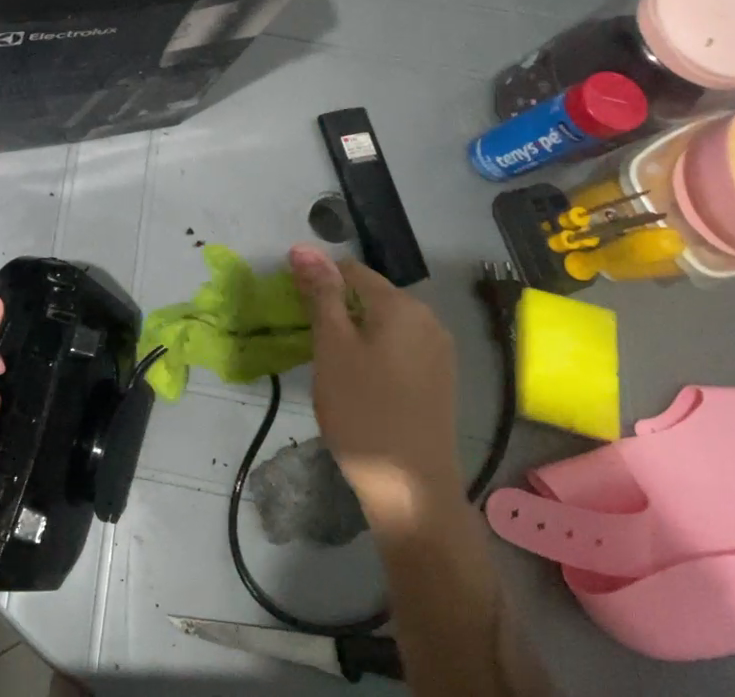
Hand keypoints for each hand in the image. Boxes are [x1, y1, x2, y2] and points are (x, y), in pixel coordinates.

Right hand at [288, 245, 462, 536]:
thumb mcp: (331, 348)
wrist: (411, 486)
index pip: (350, 270)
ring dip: (353, 334)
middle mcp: (428, 319)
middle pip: (370, 296)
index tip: (295, 314)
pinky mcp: (439, 379)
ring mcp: (439, 350)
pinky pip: (398, 348)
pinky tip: (359, 383)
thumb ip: (319, 295)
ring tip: (330, 366)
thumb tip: (303, 247)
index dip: (317, 283)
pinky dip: (373, 354)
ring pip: (383, 324)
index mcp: (401, 305)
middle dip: (336, 309)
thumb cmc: (362, 410)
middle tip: (310, 345)